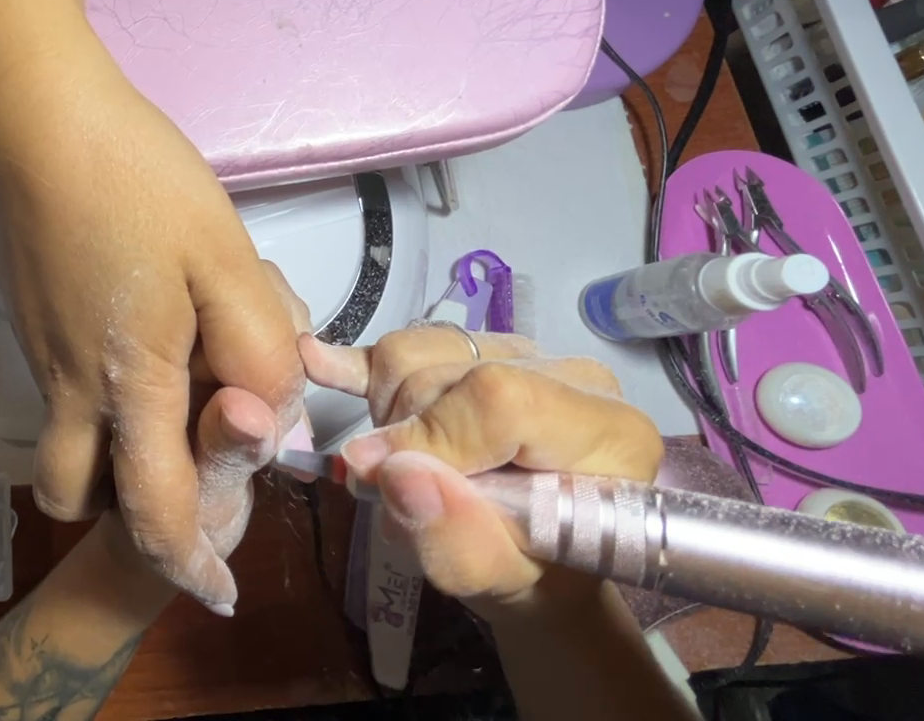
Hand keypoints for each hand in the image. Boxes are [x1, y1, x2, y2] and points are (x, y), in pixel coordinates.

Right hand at [0, 62, 303, 613]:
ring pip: (70, 438)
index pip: (153, 509)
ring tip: (171, 380)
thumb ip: (257, 347)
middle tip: (183, 464)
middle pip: (76, 494)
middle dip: (129, 511)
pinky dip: (107, 388)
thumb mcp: (223, 255)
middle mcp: (69, 382)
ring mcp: (39, 348)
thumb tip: (267, 408)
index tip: (213, 587)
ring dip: (117, 444)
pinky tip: (148, 317)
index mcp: (127, 380)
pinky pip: (65, 386)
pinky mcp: (29, 313)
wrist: (35, 118)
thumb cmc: (135, 181)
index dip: (187, 560)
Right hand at [300, 326, 662, 622]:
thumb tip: (391, 473)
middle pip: (443, 373)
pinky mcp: (471, 345)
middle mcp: (567, 373)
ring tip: (402, 460)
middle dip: (403, 434)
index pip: (497, 396)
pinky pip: (402, 342)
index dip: (432, 436)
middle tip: (401, 487)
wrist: (526, 556)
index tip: (389, 480)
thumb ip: (454, 538)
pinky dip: (355, 361)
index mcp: (605, 430)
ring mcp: (517, 349)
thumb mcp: (495, 581)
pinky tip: (318, 361)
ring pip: (412, 351)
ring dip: (385, 411)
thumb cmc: (526, 571)